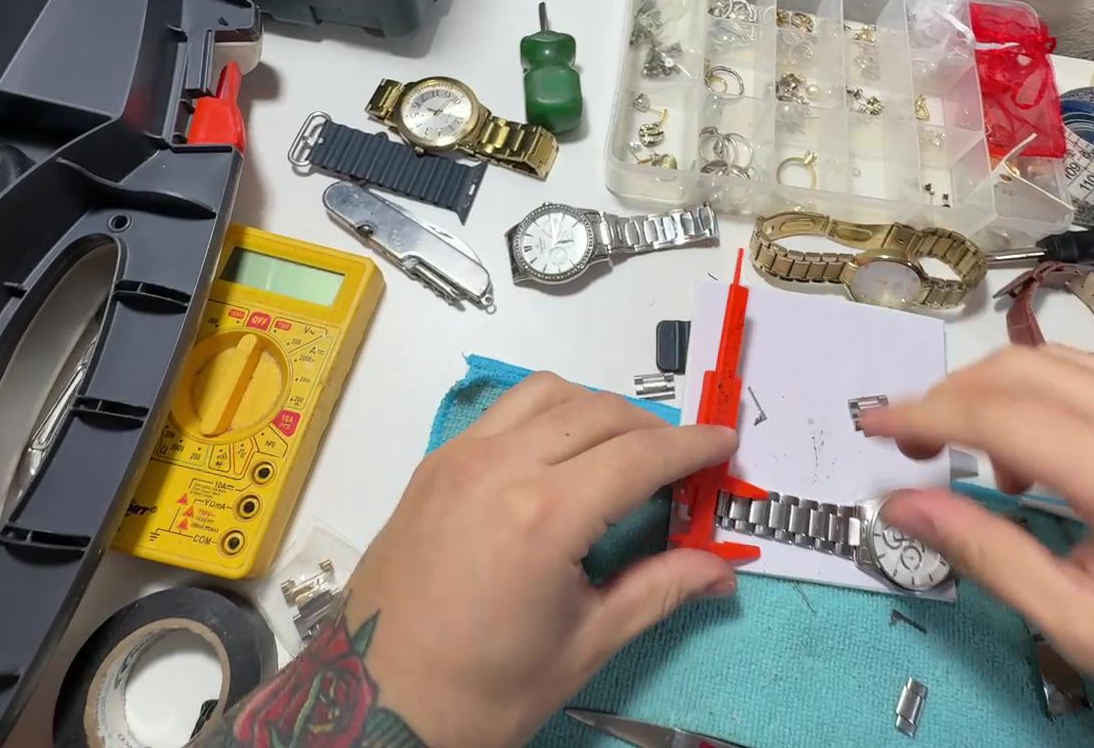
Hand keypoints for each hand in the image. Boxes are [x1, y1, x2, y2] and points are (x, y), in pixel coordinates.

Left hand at [343, 373, 736, 747]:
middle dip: (654, 428)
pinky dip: (549, 411)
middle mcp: (503, 464)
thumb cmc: (483, 689)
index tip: (724, 441)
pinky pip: (507, 407)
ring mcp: (463, 454)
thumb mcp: (583, 646)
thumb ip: (659, 590)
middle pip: (602, 411)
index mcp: (544, 515)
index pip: (640, 455)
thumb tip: (722, 568)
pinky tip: (558, 451)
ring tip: (620, 449)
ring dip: (599, 408)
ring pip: (552, 391)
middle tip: (680, 462)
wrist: (369, 702)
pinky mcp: (438, 459)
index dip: (692, 445)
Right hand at [860, 346, 1093, 747]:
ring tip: (969, 454)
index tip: (870, 426)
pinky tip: (1037, 454)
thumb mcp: (1089, 634)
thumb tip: (898, 502)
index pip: (1001, 415)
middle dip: (950, 397)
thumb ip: (986, 554)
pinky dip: (1044, 398)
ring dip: (995, 391)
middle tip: (911, 444)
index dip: (922, 415)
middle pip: (1025, 370)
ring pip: (1060, 363)